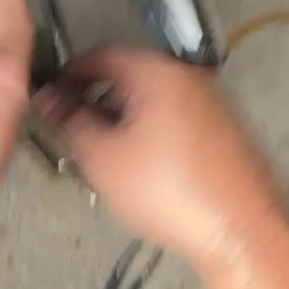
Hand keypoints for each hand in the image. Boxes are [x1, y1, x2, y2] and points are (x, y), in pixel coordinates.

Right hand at [34, 48, 288, 268]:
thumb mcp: (102, 158)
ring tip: (109, 163)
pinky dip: (153, 137)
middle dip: (98, 105)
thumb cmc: (171, 194)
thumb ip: (70, 121)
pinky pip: (177, 123)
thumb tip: (51, 100)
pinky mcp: (226, 133)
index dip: (69, 77)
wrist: (238, 232)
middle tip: (77, 137)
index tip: (53, 100)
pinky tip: (145, 174)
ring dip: (125, 124)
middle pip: (129, 79)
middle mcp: (190, 79)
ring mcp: (213, 105)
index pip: (100, 56)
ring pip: (154, 103)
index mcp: (157, 73)